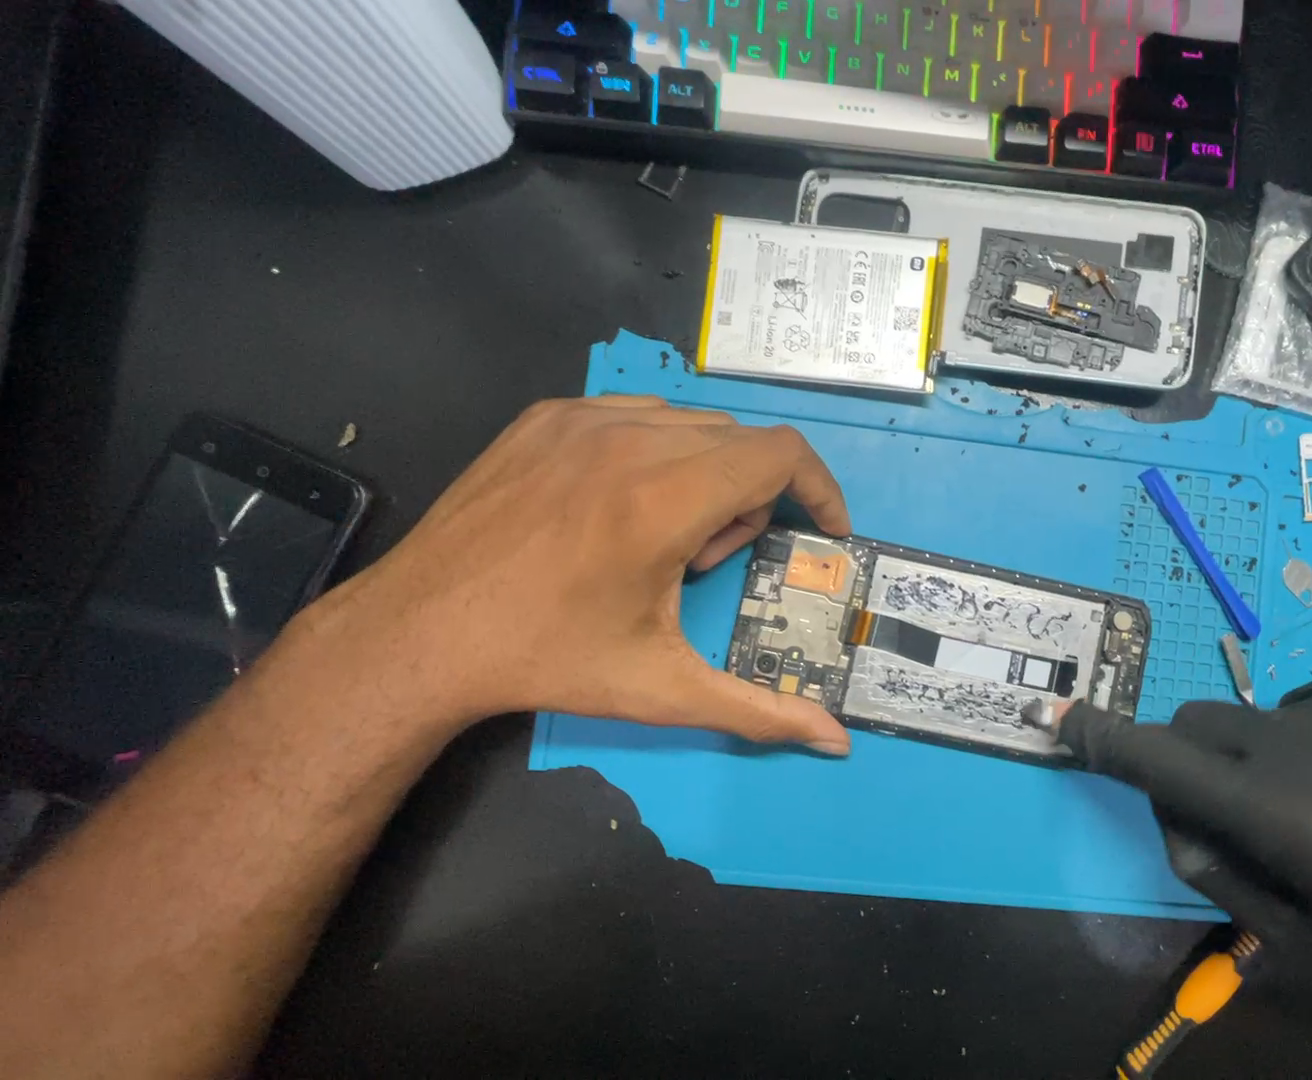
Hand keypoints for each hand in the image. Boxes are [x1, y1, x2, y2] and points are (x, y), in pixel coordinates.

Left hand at [298, 396, 853, 753]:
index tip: (823, 530)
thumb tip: (838, 743)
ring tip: (663, 535)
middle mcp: (630, 441)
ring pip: (694, 425)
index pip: (781, 455)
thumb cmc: (547, 660)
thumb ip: (760, 712)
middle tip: (710, 558)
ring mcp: (583, 419)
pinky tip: (622, 504)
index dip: (820, 489)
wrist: (416, 634)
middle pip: (743, 443)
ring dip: (709, 474)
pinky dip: (660, 452)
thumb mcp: (663, 690)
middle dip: (755, 499)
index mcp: (665, 500)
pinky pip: (641, 414)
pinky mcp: (547, 415)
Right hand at [1059, 666, 1311, 980]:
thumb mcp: (1302, 932)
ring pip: (1256, 712)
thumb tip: (1172, 812)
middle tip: (1235, 799)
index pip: (1162, 763)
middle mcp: (1305, 740)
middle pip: (1196, 721)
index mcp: (1282, 813)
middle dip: (1192, 757)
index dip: (1103, 740)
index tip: (1061, 719)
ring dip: (1264, 747)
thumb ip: (1217, 871)